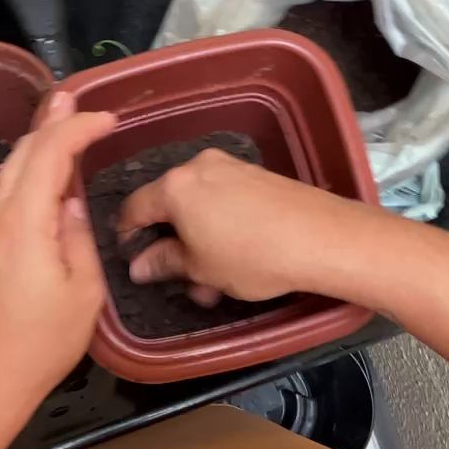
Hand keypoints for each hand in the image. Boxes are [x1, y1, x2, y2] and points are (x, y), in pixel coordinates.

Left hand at [0, 93, 115, 415]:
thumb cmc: (45, 340)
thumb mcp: (83, 290)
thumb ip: (77, 235)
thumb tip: (71, 203)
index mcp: (24, 223)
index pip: (50, 155)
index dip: (78, 129)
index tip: (109, 119)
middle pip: (22, 153)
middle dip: (51, 122)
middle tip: (77, 100)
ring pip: (9, 170)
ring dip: (37, 143)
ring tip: (62, 121)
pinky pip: (6, 192)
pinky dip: (28, 169)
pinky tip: (44, 171)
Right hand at [116, 148, 383, 304]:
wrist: (321, 238)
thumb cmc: (250, 256)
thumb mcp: (200, 267)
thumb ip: (163, 262)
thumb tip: (138, 265)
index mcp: (175, 187)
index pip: (134, 208)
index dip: (126, 236)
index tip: (130, 258)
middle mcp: (198, 167)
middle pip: (169, 205)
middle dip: (170, 244)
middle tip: (179, 279)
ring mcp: (231, 167)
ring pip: (199, 206)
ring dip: (197, 241)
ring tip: (213, 280)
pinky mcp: (256, 176)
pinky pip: (223, 200)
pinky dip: (219, 227)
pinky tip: (234, 258)